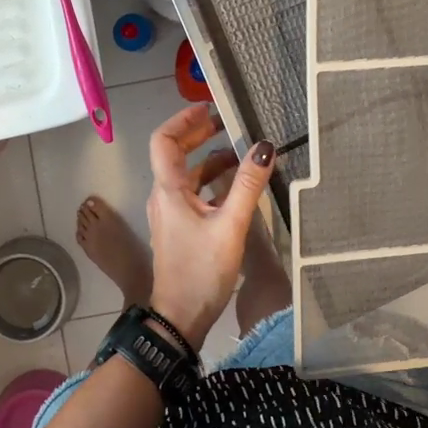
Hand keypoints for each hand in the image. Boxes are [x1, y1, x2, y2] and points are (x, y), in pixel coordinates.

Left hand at [143, 105, 274, 348]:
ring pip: (187, 175)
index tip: (208, 108)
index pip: (163, 141)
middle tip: (226, 122)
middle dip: (198, 134)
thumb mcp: (230, 227)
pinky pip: (194, 194)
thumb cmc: (201, 271)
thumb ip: (247, 186)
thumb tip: (264, 147)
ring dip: (210, 159)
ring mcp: (170, 213)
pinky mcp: (180, 228)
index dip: (182, 120)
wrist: (179, 319)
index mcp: (168, 189)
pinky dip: (212, 183)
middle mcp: (164, 196)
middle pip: (175, 154)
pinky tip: (237, 188)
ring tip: (241, 153)